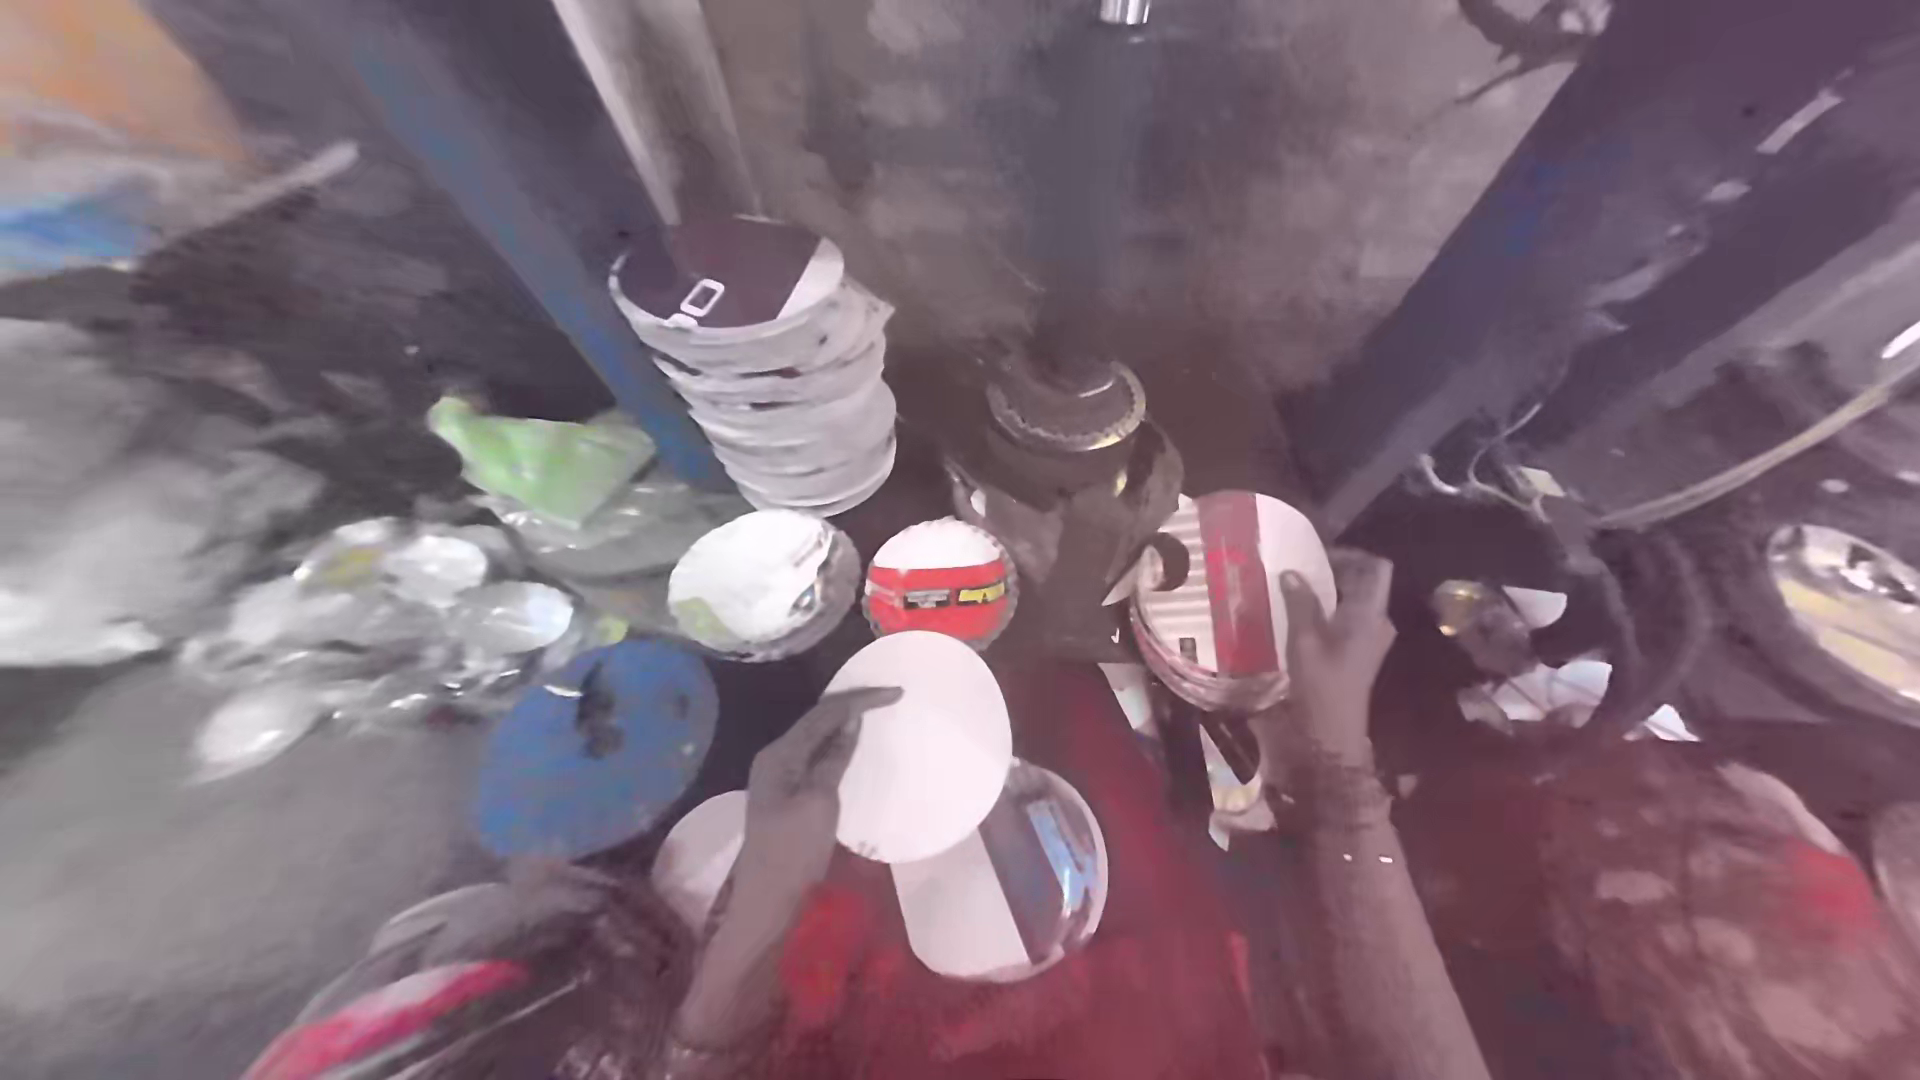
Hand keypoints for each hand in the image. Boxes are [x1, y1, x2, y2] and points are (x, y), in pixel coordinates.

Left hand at [732, 687, 900, 911]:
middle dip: (853, 702)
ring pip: (818, 733)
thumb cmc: (794, 851)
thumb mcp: (820, 801)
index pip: (824, 713)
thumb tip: (851, 720)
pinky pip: (817, 752)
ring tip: (877, 709)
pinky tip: (855, 741)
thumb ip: (834, 757)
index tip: (895, 693)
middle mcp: (776, 755)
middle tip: (889, 696)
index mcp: (780, 753)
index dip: (860, 699)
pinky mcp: (789, 788)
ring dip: (846, 719)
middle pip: (818, 717)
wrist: (767, 901)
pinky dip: (839, 741)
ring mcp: (781, 772)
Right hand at [1276, 548, 1395, 757]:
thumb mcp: (1304, 639)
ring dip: (1325, 589)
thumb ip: (1300, 602)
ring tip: (1290, 584)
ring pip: (1351, 599)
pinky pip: (1344, 616)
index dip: (1350, 554)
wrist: (1332, 729)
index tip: (1315, 552)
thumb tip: (1290, 571)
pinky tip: (1295, 611)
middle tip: (1294, 565)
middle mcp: (1376, 621)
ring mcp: (1369, 637)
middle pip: (1362, 582)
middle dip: (1331, 569)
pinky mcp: (1357, 650)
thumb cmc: (1322, 683)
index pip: (1375, 568)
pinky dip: (1323, 607)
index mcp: (1370, 614)